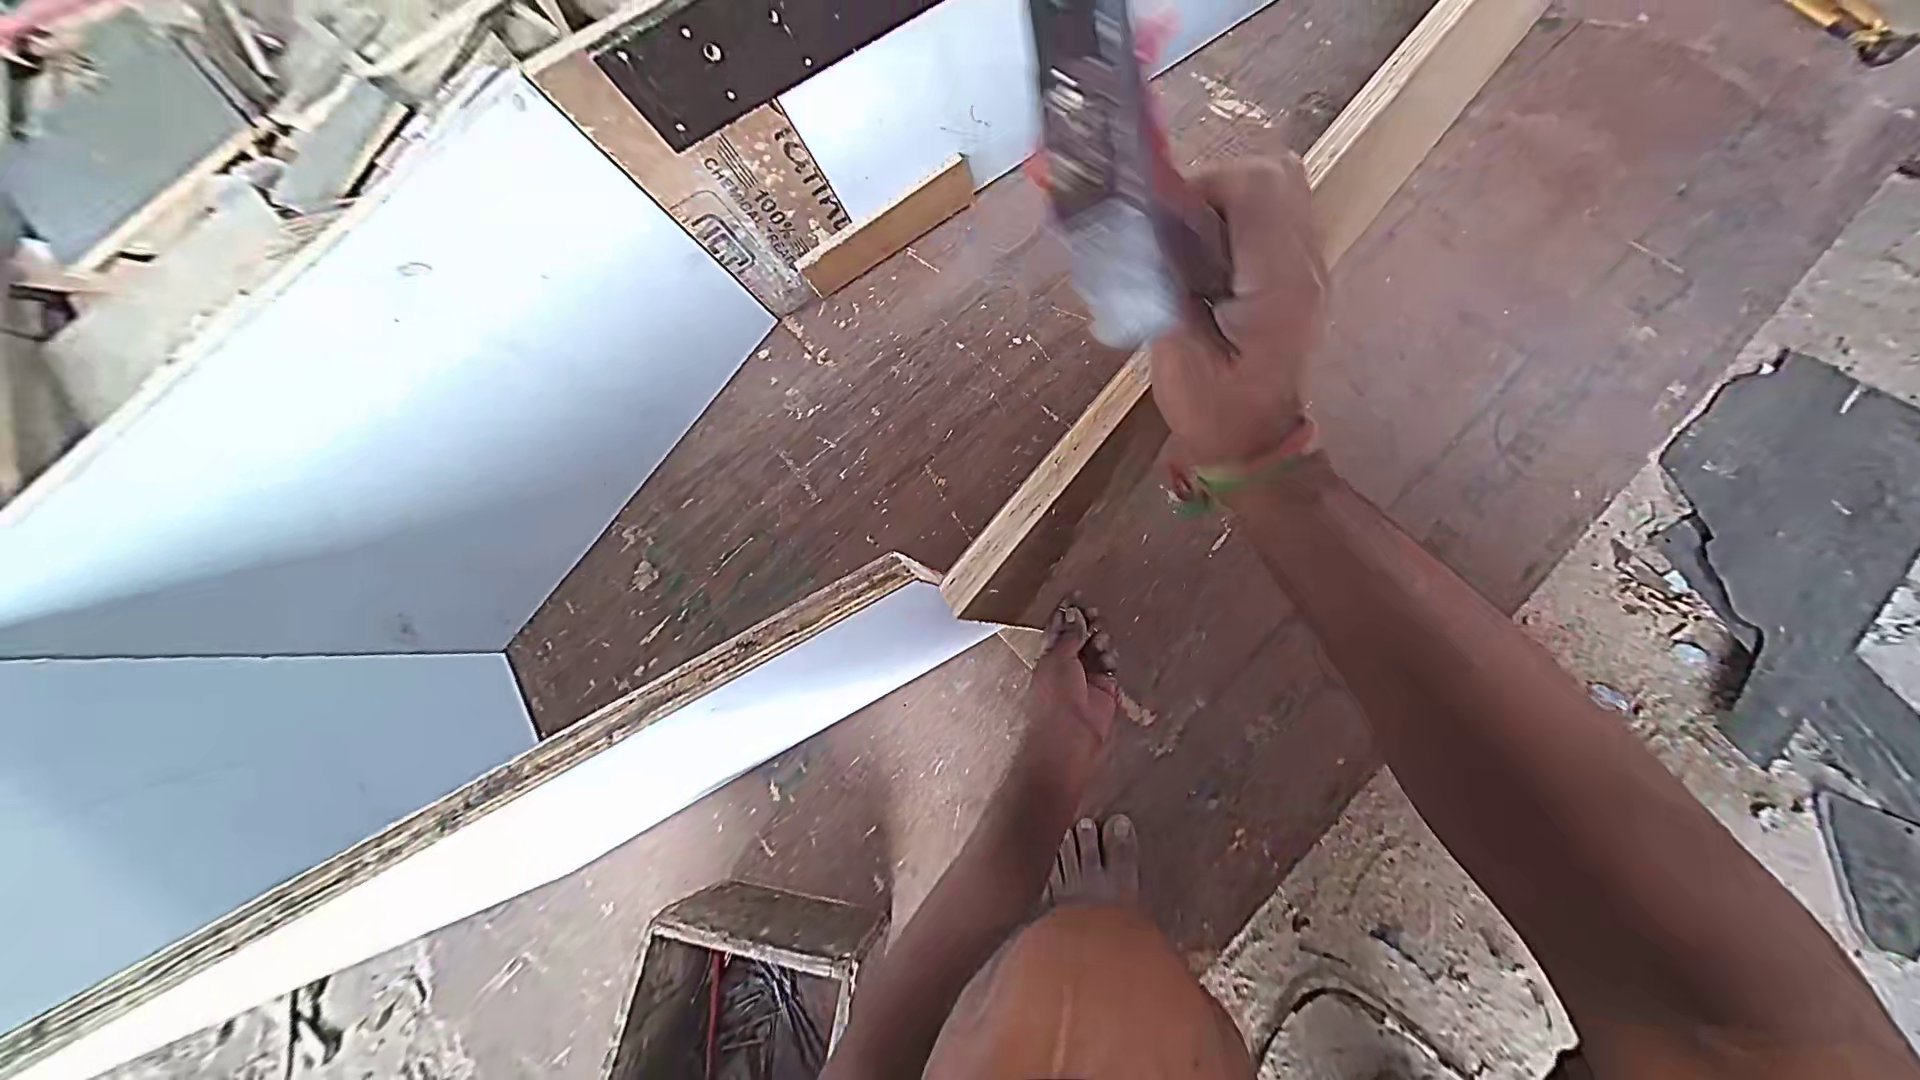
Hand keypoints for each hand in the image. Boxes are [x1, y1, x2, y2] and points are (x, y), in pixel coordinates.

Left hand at [1020, 603, 1118, 798]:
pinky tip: (1109, 656)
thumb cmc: (1054, 698)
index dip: (1067, 613)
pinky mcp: (1104, 689)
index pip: (1058, 629)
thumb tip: (1075, 617)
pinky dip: (1110, 658)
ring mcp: (1086, 677)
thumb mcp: (1058, 660)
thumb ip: (1070, 638)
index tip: (1077, 597)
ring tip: (1101, 639)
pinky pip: (1110, 667)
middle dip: (1087, 624)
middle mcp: (1067, 665)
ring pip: (1096, 649)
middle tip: (1095, 613)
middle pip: (1079, 637)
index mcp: (1049, 656)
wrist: (1069, 737)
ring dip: (1099, 640)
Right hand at [1150, 157, 1327, 466]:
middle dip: (1215, 188)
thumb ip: (1164, 294)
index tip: (1160, 224)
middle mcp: (1306, 265)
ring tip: (1189, 245)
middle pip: (1276, 174)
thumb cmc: (1216, 416)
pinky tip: (1207, 261)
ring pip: (1279, 191)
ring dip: (1226, 203)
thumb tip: (1145, 240)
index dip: (1200, 187)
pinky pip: (1275, 219)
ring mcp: (1310, 268)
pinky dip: (1236, 222)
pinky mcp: (1299, 276)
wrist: (1257, 448)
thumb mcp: (1178, 362)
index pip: (1254, 188)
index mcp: (1278, 285)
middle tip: (1175, 230)